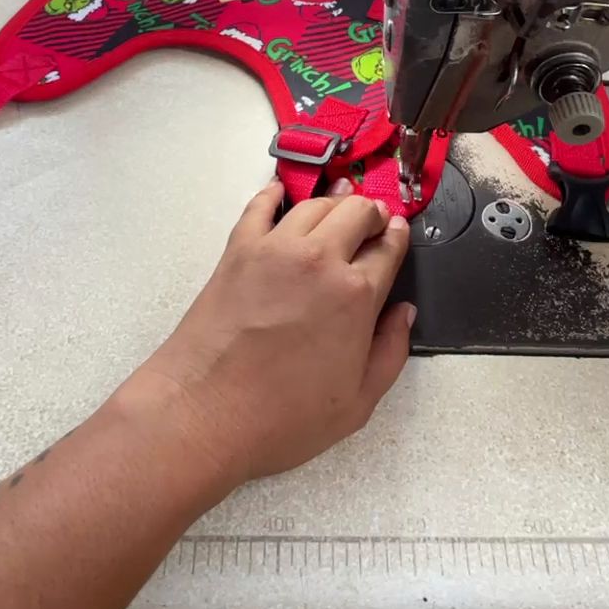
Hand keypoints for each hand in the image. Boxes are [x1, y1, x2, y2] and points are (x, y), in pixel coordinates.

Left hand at [117, 177, 414, 484]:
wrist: (205, 412)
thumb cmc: (280, 417)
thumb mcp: (358, 403)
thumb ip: (391, 352)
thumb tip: (403, 315)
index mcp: (356, 295)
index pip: (388, 247)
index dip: (397, 235)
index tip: (397, 231)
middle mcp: (319, 260)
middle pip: (356, 212)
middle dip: (371, 211)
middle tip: (373, 218)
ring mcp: (276, 249)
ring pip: (315, 204)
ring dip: (333, 200)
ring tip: (340, 202)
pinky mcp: (238, 250)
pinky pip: (260, 206)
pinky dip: (274, 193)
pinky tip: (281, 191)